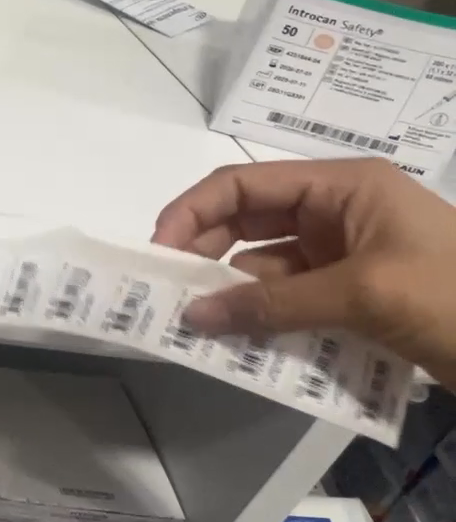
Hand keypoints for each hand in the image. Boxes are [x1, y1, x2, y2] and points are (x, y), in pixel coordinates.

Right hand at [151, 158, 455, 384]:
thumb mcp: (364, 297)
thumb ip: (269, 304)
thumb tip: (190, 316)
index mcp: (345, 188)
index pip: (241, 184)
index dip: (190, 212)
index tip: (158, 252)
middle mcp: (341, 211)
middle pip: (245, 221)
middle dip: (205, 253)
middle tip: (170, 287)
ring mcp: (351, 253)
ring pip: (264, 263)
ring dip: (233, 291)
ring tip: (200, 320)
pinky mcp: (358, 292)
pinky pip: (291, 295)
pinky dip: (264, 314)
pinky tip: (244, 337)